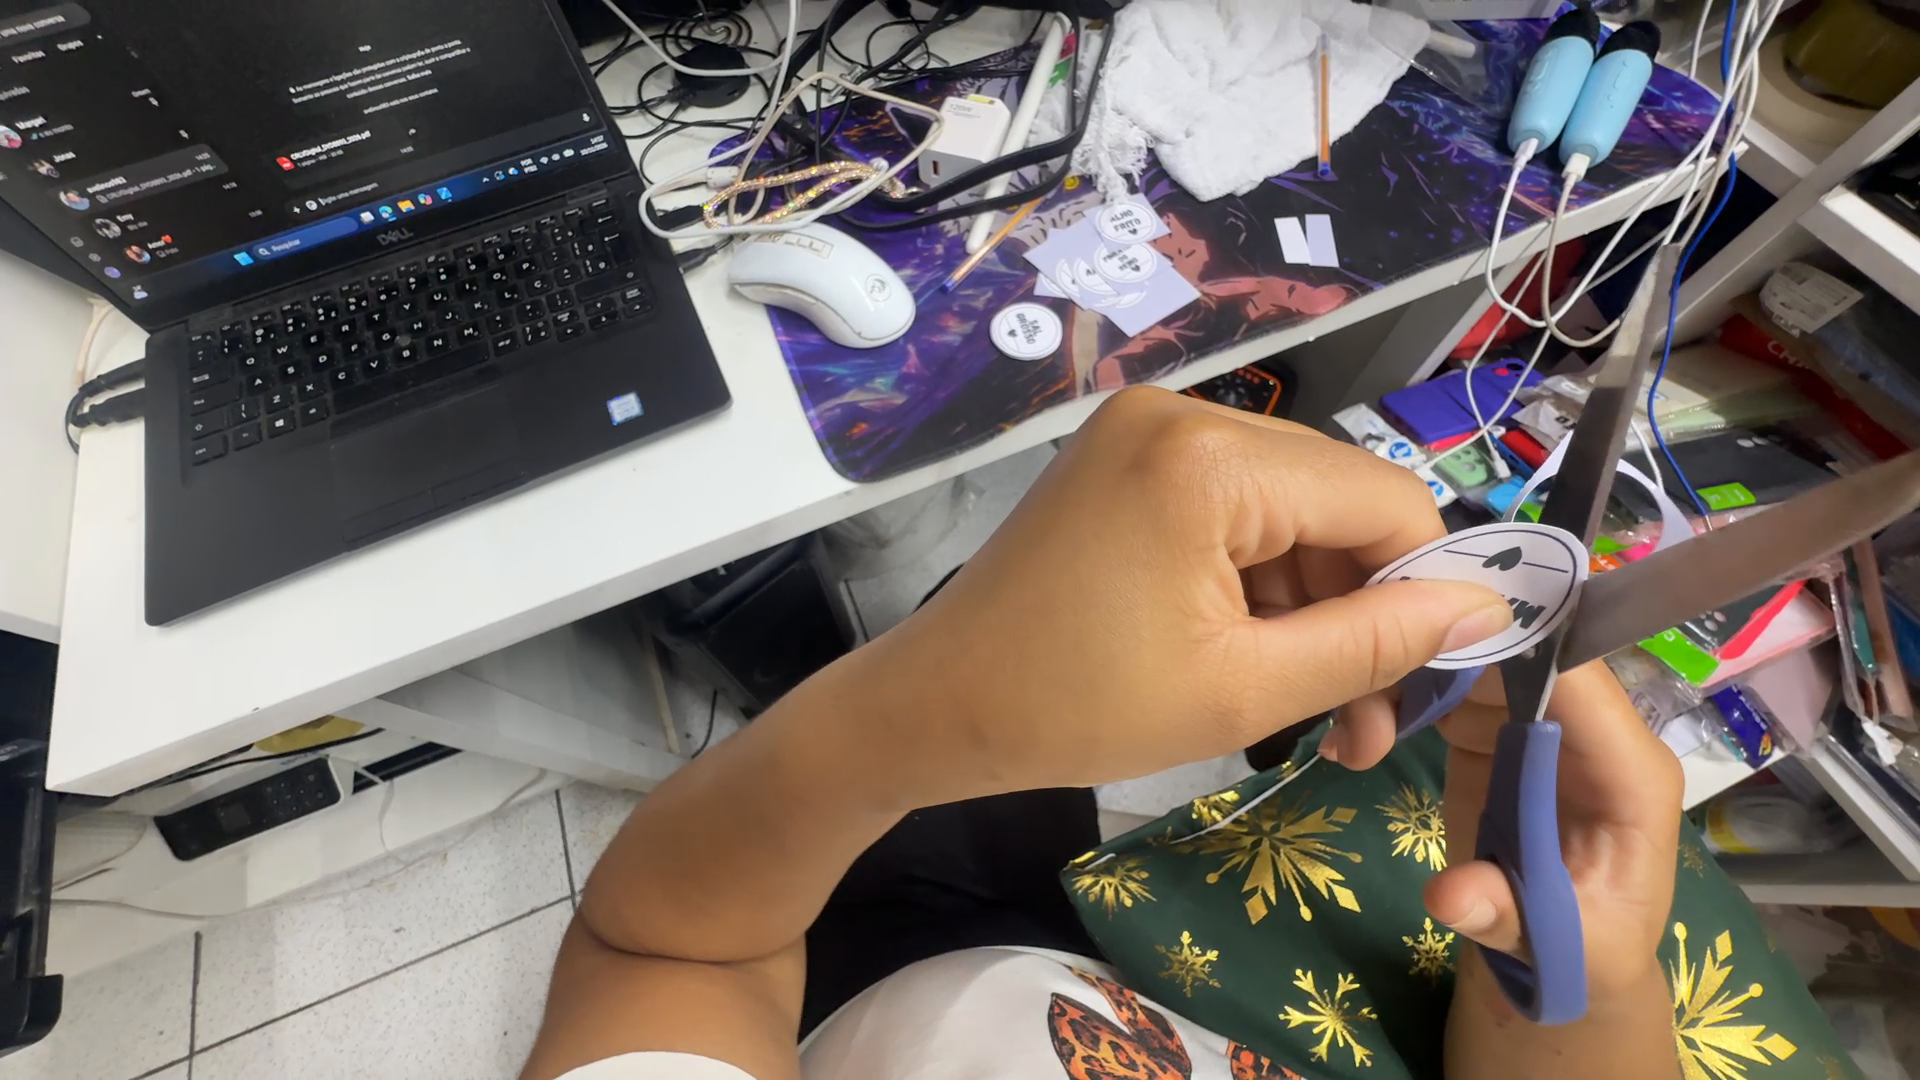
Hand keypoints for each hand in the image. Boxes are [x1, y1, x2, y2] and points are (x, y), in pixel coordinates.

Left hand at [843, 387, 1514, 805]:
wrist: (942, 701)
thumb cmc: (1078, 707)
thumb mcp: (1243, 689)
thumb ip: (1374, 641)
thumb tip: (1484, 606)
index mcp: (1208, 457)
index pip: (1383, 498)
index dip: (1427, 585)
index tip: (1434, 672)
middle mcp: (1177, 414)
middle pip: (1329, 498)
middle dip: (1360, 602)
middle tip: (1366, 714)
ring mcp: (1141, 431)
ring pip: (1280, 508)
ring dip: (1307, 600)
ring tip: (1313, 703)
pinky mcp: (1119, 460)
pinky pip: (1224, 508)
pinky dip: (1251, 576)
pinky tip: (1253, 646)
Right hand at [1338, 663, 1683, 1004]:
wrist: (1562, 944)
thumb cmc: (1585, 945)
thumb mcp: (1564, 947)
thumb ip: (1511, 918)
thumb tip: (1449, 896)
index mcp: (1624, 767)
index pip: (1572, 678)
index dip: (1504, 645)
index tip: (1419, 631)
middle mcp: (1582, 725)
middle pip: (1510, 648)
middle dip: (1431, 652)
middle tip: (1358, 687)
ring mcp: (1531, 717)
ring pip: (1463, 654)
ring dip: (1399, 673)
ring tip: (1351, 728)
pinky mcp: (1488, 722)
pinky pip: (1437, 680)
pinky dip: (1389, 691)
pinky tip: (1352, 727)